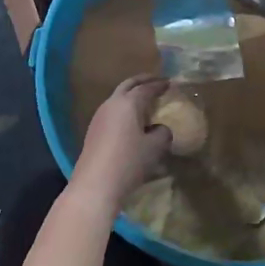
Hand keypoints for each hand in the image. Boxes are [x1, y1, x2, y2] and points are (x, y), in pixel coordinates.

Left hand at [73, 76, 172, 199]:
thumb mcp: (155, 148)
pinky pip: (113, 111)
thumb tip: (160, 129)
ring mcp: (99, 117)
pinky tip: (132, 120)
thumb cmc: (129, 162)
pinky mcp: (94, 130)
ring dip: (132, 95)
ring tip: (145, 101)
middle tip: (156, 81)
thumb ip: (163, 133)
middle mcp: (111, 104)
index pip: (146, 87)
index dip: (159, 84)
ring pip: (118, 98)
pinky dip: (125, 109)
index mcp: (128, 103)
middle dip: (143, 81)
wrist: (95, 184)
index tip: (170, 83)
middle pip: (128, 85)